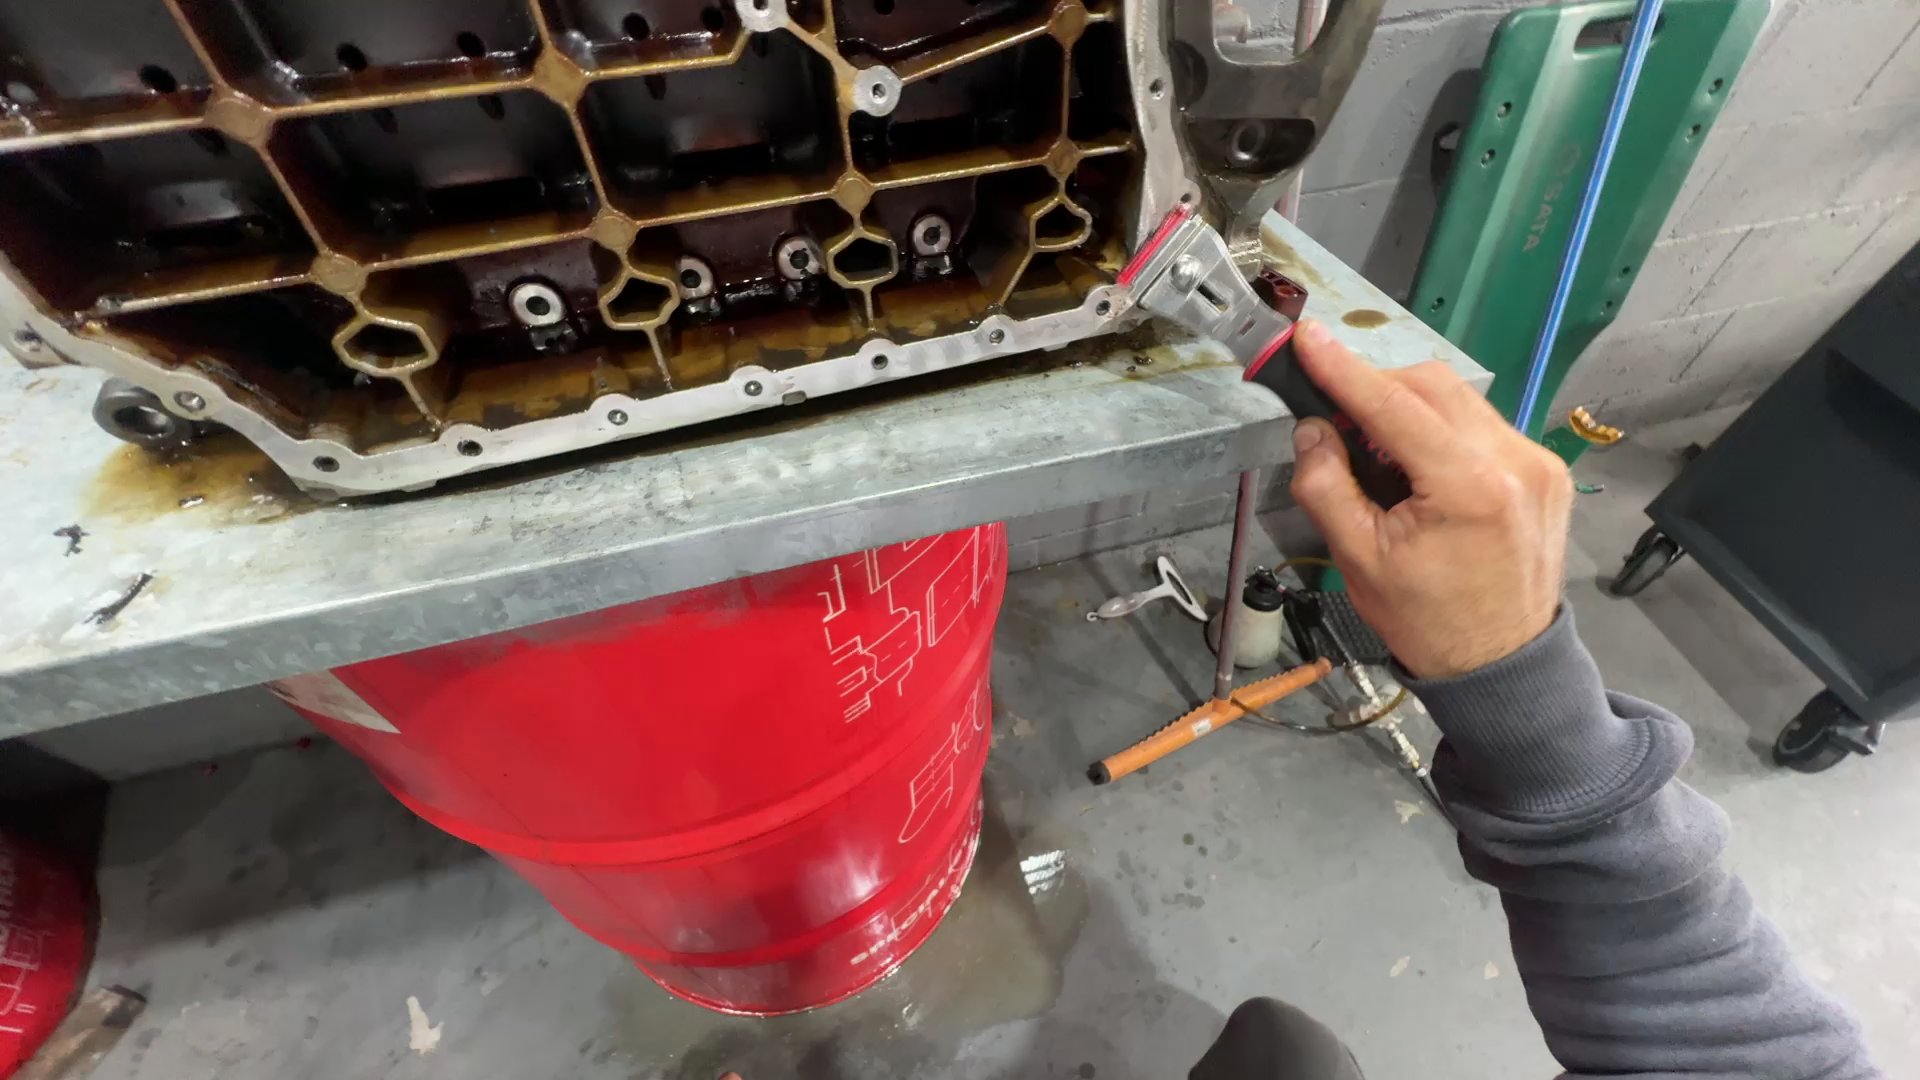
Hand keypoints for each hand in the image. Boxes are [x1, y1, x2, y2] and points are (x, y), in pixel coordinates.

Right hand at [1286, 320, 1571, 677]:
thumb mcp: (1355, 557)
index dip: (1343, 370)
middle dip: (1373, 386)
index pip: (1394, 406)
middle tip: (1332, 417)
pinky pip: (1476, 423)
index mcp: (1468, 487)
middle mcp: (1514, 459)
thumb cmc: (1422, 617)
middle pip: (1432, 385)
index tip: (1307, 339)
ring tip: (1371, 452)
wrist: (1499, 659)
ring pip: (1457, 398)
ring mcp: (1536, 460)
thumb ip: (1326, 485)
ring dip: (1403, 407)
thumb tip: (1313, 429)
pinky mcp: (1541, 468)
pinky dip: (1432, 428)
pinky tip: (1412, 466)